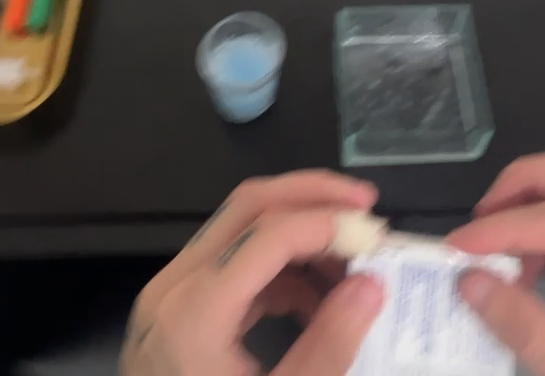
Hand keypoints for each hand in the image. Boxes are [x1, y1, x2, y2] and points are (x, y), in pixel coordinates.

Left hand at [122, 170, 384, 375]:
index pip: (267, 234)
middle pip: (248, 207)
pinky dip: (279, 270)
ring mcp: (169, 295)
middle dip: (311, 197)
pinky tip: (317, 300)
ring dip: (300, 236)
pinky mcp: (176, 311)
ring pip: (241, 230)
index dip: (326, 223)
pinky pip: (233, 266)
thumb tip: (372, 285)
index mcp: (193, 311)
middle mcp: (173, 286)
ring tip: (353, 264)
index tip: (375, 232)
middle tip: (366, 205)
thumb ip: (328, 347)